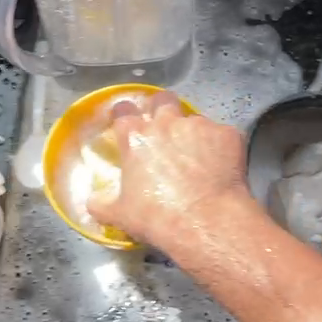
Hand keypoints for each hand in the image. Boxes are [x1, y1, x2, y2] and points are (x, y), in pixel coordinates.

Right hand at [85, 92, 252, 252]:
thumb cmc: (157, 217)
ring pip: (195, 119)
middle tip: (165, 126)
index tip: (127, 119)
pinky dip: (220, 147)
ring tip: (199, 158)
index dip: (124, 113)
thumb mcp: (120, 215)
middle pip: (162, 99)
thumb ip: (102, 203)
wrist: (207, 221)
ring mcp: (200, 126)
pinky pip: (222, 135)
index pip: (124, 111)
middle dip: (162, 107)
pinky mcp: (228, 134)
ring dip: (194, 134)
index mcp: (137, 138)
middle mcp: (167, 123)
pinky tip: (221, 167)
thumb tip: (93, 200)